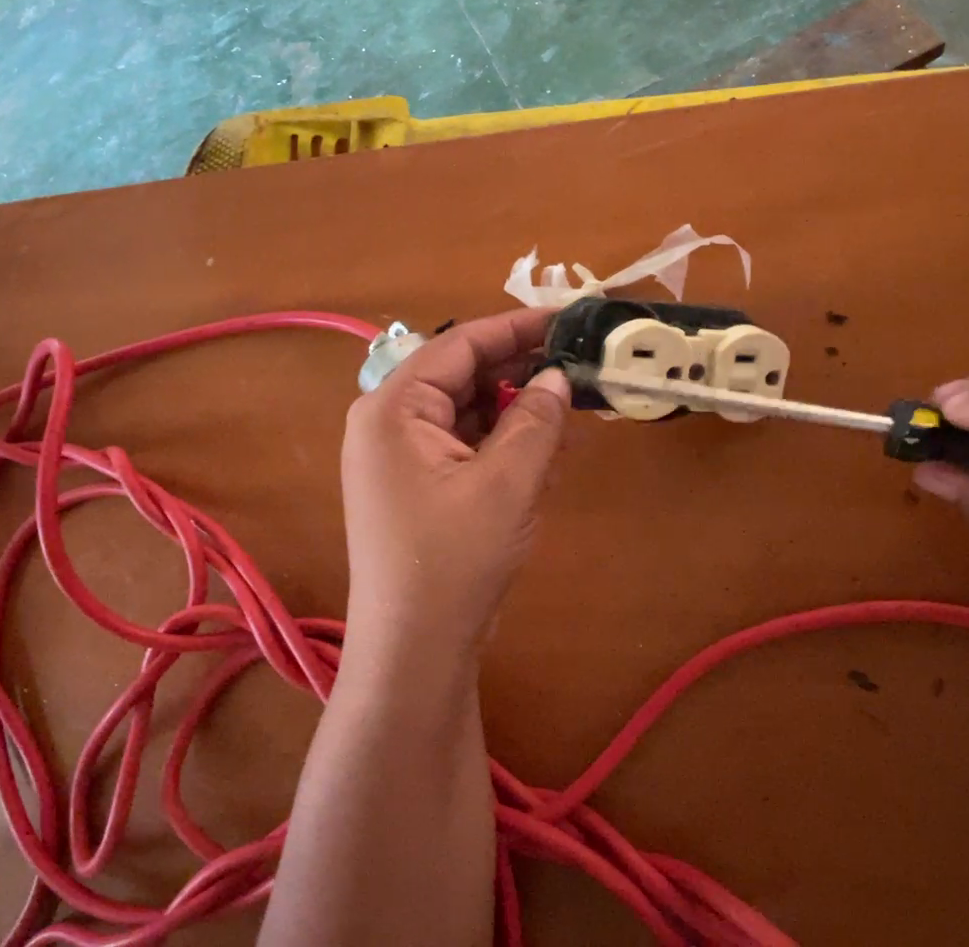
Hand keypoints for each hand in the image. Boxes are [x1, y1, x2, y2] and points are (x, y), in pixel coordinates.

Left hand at [340, 309, 570, 662]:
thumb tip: (558, 376)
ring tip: (571, 407)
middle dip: (520, 370)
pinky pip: (465, 446)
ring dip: (517, 410)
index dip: (517, 326)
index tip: (570, 317)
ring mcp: (400, 457)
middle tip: (580, 363)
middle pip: (462, 375)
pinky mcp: (417, 487)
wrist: (415, 650)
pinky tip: (545, 450)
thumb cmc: (454, 560)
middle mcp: (388, 423)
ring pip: (467, 411)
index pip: (460, 343)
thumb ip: (536, 420)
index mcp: (393, 408)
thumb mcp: (506, 484)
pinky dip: (503, 443)